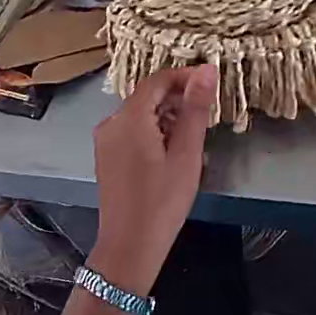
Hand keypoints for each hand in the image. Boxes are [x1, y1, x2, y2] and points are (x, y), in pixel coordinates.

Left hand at [91, 65, 217, 293]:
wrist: (130, 245)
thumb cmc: (162, 201)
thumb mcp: (186, 153)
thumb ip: (195, 108)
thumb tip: (206, 70)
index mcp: (129, 118)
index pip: (157, 80)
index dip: (185, 76)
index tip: (210, 84)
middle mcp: (111, 123)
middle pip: (147, 97)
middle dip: (178, 101)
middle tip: (207, 118)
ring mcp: (105, 141)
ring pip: (140, 116)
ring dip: (167, 119)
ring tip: (193, 142)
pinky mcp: (106, 157)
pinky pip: (131, 133)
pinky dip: (153, 134)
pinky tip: (172, 155)